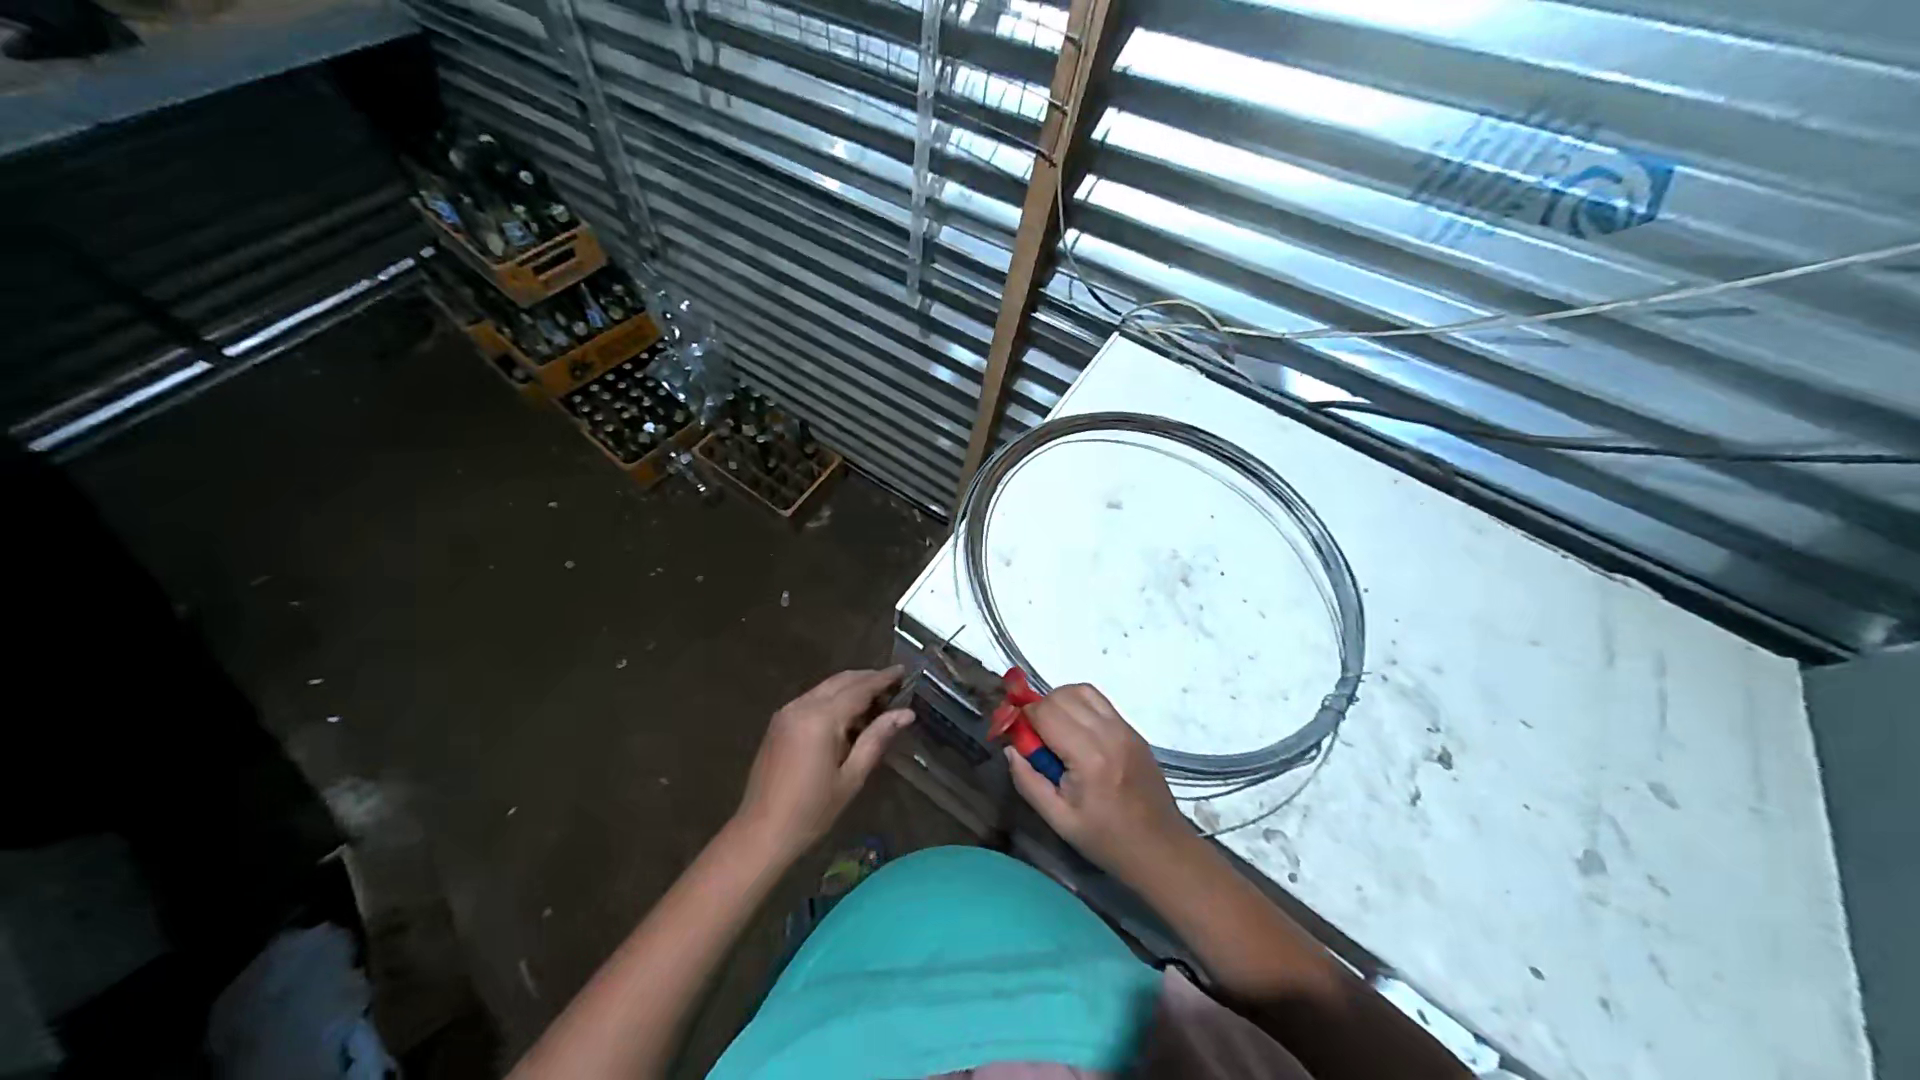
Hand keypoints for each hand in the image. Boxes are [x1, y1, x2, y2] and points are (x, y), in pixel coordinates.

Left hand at [733, 667, 913, 856]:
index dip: (883, 679)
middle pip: (841, 681)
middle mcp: (802, 706)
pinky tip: (847, 715)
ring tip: (876, 700)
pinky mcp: (778, 723)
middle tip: (894, 684)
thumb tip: (905, 713)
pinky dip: (833, 698)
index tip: (903, 670)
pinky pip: (812, 699)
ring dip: (850, 687)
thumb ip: (877, 738)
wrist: (762, 832)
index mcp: (821, 718)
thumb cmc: (812, 810)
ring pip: (825, 688)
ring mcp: (786, 712)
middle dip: (868, 679)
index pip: (860, 688)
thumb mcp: (852, 776)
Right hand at [1005, 684, 1193, 880]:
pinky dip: (1080, 706)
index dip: (1023, 717)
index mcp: (1089, 757)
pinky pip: (1099, 702)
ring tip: (1053, 732)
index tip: (1014, 735)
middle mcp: (1108, 733)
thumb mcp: (1058, 819)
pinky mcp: (1133, 731)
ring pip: (1081, 691)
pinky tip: (1075, 733)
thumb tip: (1010, 748)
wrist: (1160, 848)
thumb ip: (1028, 781)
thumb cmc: (1107, 840)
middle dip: (1039, 709)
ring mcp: (1124, 729)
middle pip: (1061, 695)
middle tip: (1033, 737)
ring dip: (1059, 702)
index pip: (1045, 712)